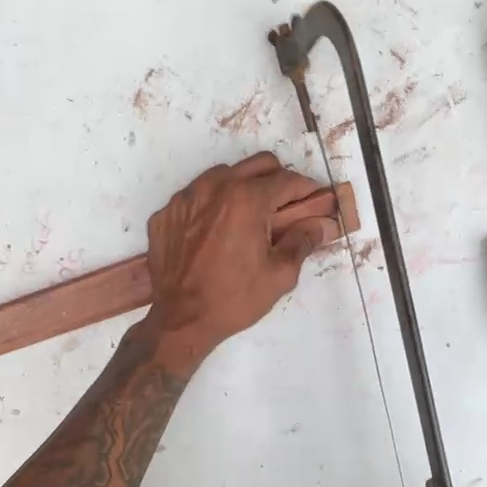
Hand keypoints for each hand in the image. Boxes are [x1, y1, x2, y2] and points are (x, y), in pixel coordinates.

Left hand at [143, 151, 338, 357]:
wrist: (180, 320)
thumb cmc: (233, 299)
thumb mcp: (279, 275)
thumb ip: (302, 242)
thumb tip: (320, 225)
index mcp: (246, 199)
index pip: (286, 180)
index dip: (306, 190)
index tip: (315, 200)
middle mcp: (214, 188)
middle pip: (257, 165)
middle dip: (277, 180)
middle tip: (285, 207)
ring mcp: (185, 199)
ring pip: (223, 175)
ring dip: (243, 187)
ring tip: (249, 218)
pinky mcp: (166, 214)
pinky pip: (195, 197)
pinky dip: (211, 206)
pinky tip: (215, 232)